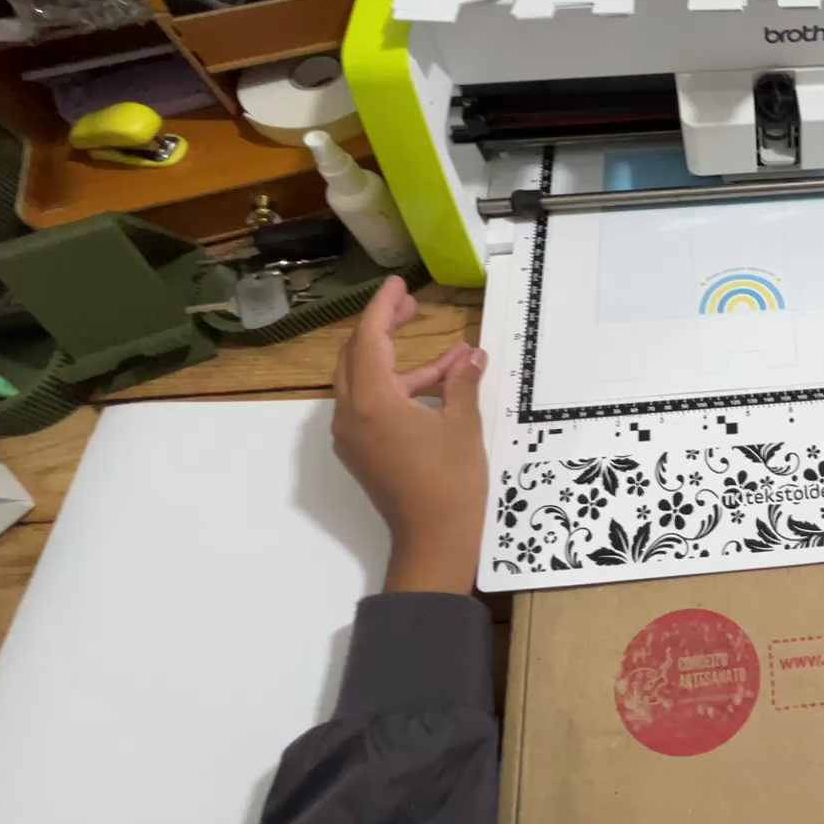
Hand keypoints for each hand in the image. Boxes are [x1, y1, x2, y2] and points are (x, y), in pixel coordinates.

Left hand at [332, 276, 488, 593]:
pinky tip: (437, 387)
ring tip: (451, 354)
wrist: (435, 537)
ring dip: (401, 363)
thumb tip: (472, 355)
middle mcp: (351, 415)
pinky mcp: (364, 452)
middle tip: (412, 307)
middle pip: (357, 357)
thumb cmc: (451, 478)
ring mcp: (353, 436)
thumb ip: (462, 382)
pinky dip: (400, 388)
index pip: (370, 340)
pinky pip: (372, 405)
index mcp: (372, 402)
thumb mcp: (462, 423)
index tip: (398, 285)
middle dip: (384, 328)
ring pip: (366, 382)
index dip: (383, 308)